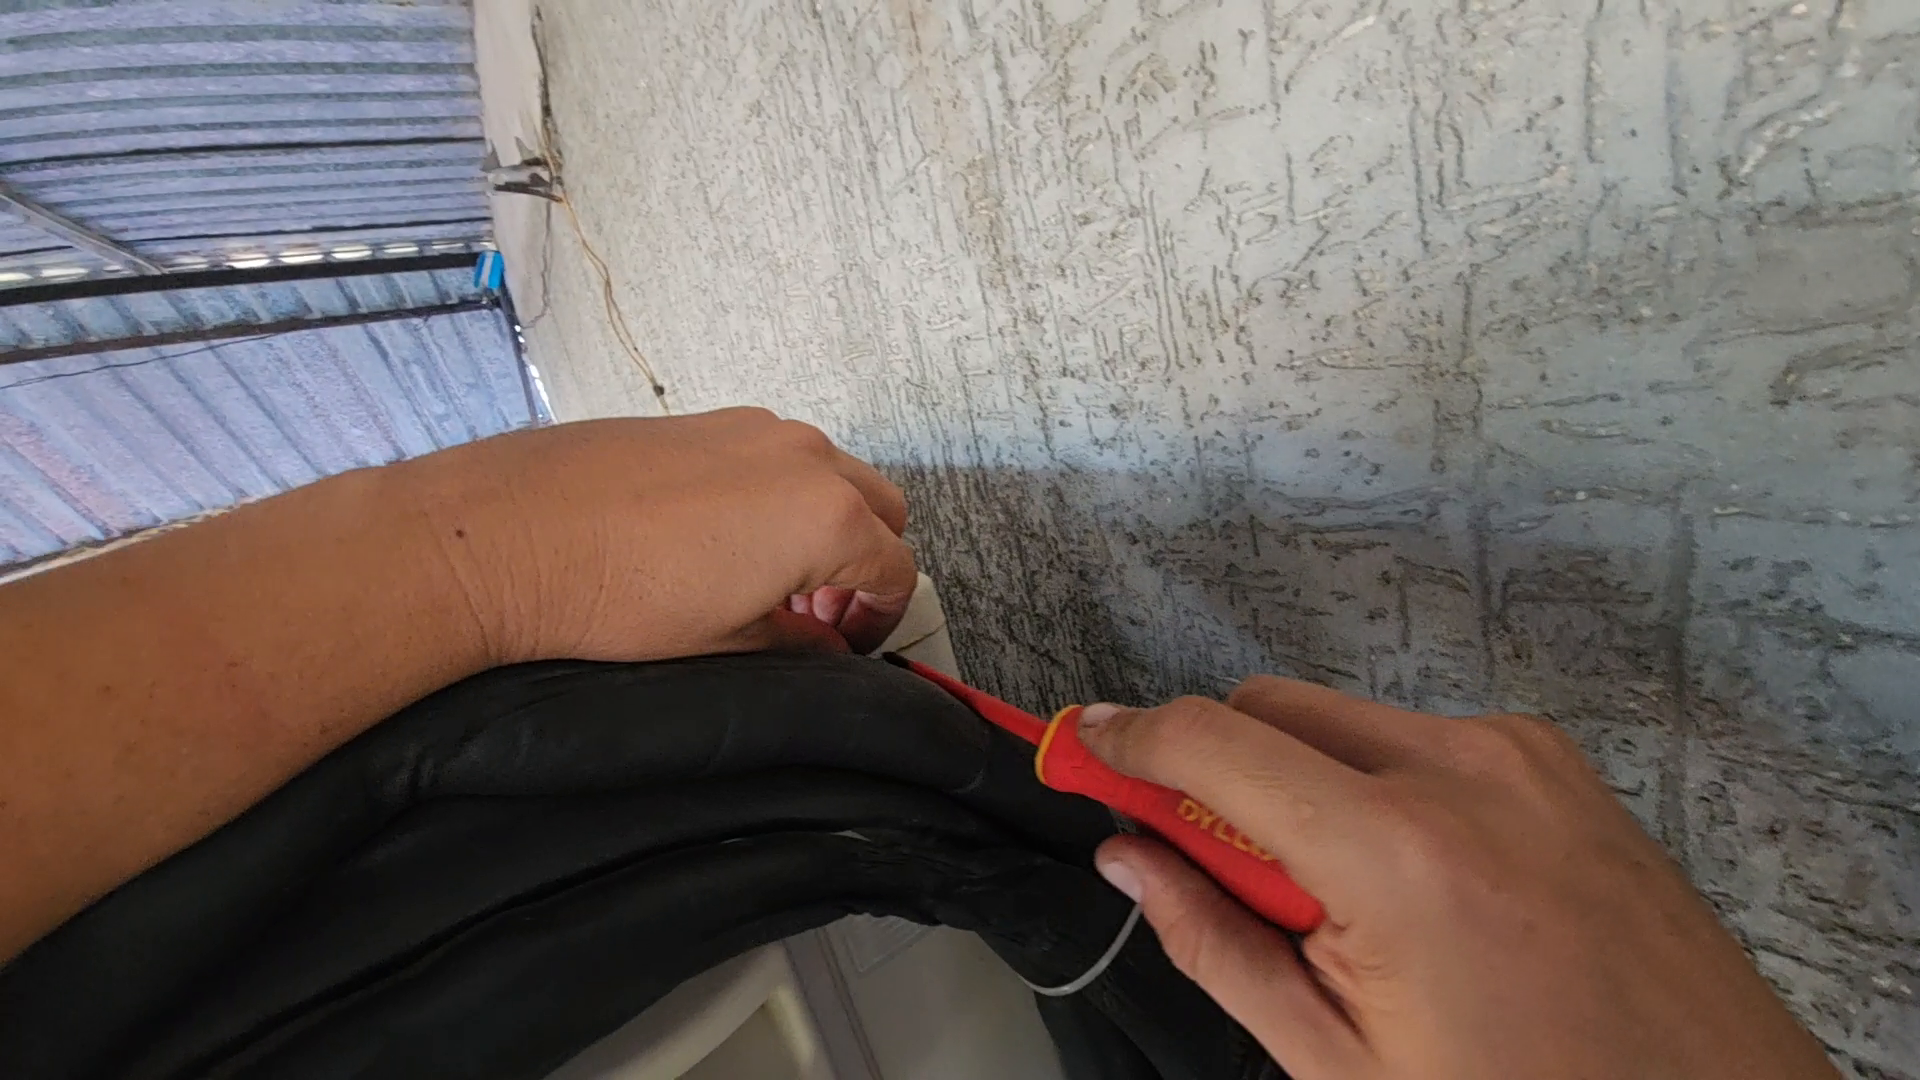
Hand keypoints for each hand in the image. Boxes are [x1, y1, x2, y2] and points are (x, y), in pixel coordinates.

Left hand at [403, 408, 915, 662]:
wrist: (510, 536)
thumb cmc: (617, 594)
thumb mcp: (729, 642)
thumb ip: (800, 641)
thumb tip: (822, 642)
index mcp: (827, 518)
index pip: (897, 570)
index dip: (881, 618)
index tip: (849, 642)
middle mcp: (807, 460)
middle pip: (883, 513)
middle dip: (867, 564)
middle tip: (820, 610)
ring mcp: (761, 430)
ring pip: (836, 478)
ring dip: (829, 526)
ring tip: (775, 573)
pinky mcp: (716, 421)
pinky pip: (783, 457)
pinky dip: (786, 496)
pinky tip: (732, 535)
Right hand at [1076, 679, 1837, 1079]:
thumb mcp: (1336, 1063)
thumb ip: (1209, 937)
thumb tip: (1121, 853)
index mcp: (1397, 850)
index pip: (1212, 741)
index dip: (1129, 735)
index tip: (1079, 740)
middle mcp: (1456, 765)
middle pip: (1265, 706)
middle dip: (1215, 761)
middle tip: (1219, 852)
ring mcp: (1514, 748)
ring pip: (1330, 716)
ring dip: (1290, 772)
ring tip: (1332, 878)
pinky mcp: (1549, 753)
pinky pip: (1401, 733)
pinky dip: (1364, 776)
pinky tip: (1410, 866)